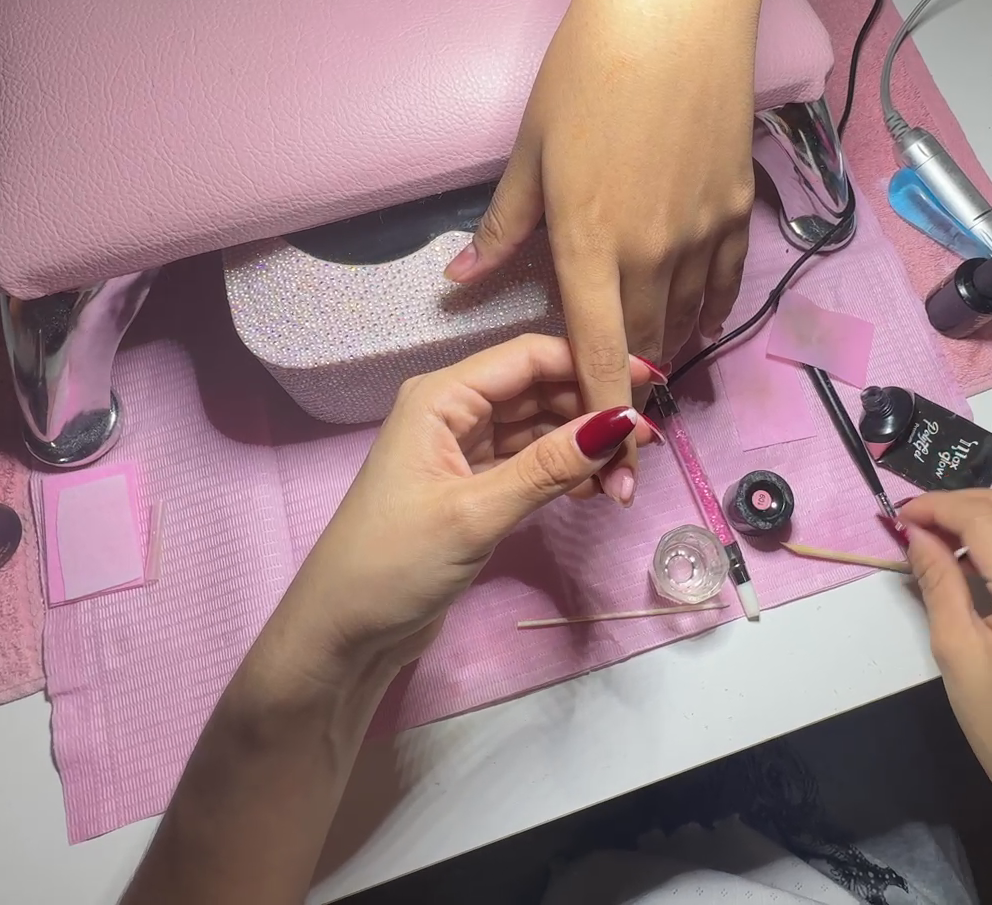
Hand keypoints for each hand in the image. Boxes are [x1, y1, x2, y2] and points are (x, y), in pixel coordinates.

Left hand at [273, 335, 661, 675]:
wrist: (343, 634)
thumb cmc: (394, 564)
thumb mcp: (475, 513)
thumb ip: (550, 466)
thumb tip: (622, 420)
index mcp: (442, 396)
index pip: (530, 357)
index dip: (589, 364)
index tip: (648, 384)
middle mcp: (455, 410)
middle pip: (540, 390)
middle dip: (593, 413)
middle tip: (645, 448)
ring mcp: (466, 447)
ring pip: (540, 427)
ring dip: (584, 447)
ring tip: (628, 476)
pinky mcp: (476, 482)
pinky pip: (531, 460)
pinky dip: (565, 472)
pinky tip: (598, 489)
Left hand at [443, 0, 767, 506]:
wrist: (681, 10)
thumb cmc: (589, 73)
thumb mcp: (531, 150)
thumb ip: (502, 229)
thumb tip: (460, 280)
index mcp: (589, 243)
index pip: (595, 351)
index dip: (601, 415)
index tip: (608, 462)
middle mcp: (652, 253)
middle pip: (643, 344)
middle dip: (628, 383)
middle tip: (613, 407)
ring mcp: (702, 234)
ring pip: (685, 320)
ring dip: (663, 350)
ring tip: (646, 368)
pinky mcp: (736, 213)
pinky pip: (723, 286)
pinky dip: (704, 313)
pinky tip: (691, 323)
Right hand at [900, 490, 991, 900]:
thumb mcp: (955, 651)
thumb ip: (937, 579)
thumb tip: (915, 530)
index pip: (987, 522)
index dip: (938, 507)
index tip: (901, 515)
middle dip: (960, 503)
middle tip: (918, 521)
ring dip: (984, 516)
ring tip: (941, 535)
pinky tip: (977, 555)